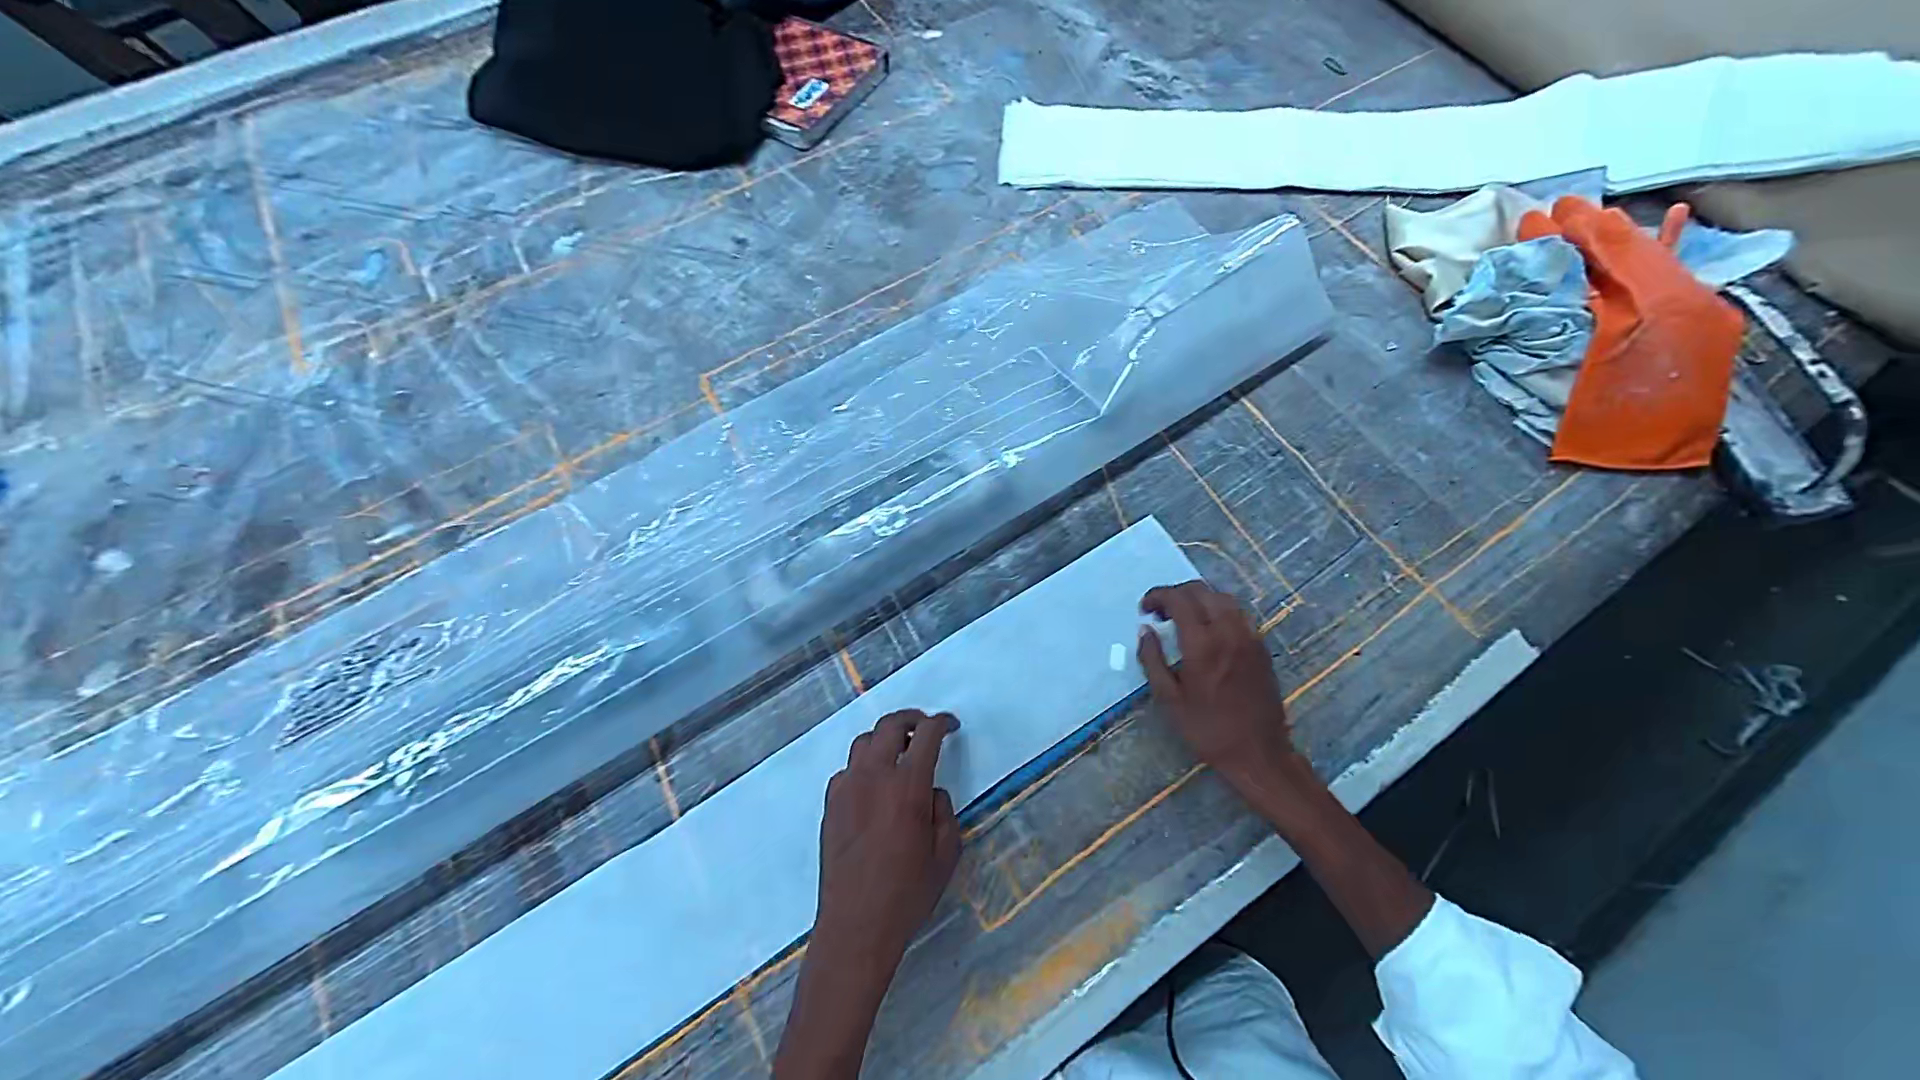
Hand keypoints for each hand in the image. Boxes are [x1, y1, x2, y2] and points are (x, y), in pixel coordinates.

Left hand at [774, 710, 960, 1079]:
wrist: (856, 926)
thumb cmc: (907, 894)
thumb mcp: (946, 854)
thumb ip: (944, 812)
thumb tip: (932, 792)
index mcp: (908, 786)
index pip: (926, 735)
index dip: (942, 723)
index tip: (950, 724)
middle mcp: (874, 777)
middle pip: (890, 725)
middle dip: (912, 719)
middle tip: (925, 728)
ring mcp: (847, 789)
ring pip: (864, 742)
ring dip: (885, 739)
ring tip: (899, 752)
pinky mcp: (830, 805)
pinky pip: (847, 770)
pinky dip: (863, 766)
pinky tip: (873, 786)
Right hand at [1138, 584, 1432, 956]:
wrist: (1272, 773)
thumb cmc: (1219, 749)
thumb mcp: (1176, 712)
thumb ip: (1159, 668)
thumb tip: (1150, 636)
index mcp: (1213, 650)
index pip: (1184, 601)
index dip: (1160, 596)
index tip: (1143, 606)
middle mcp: (1240, 640)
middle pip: (1207, 593)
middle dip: (1179, 591)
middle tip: (1157, 608)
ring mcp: (1258, 648)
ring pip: (1229, 602)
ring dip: (1202, 600)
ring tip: (1180, 618)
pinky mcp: (1268, 660)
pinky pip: (1241, 620)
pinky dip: (1220, 615)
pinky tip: (1208, 636)